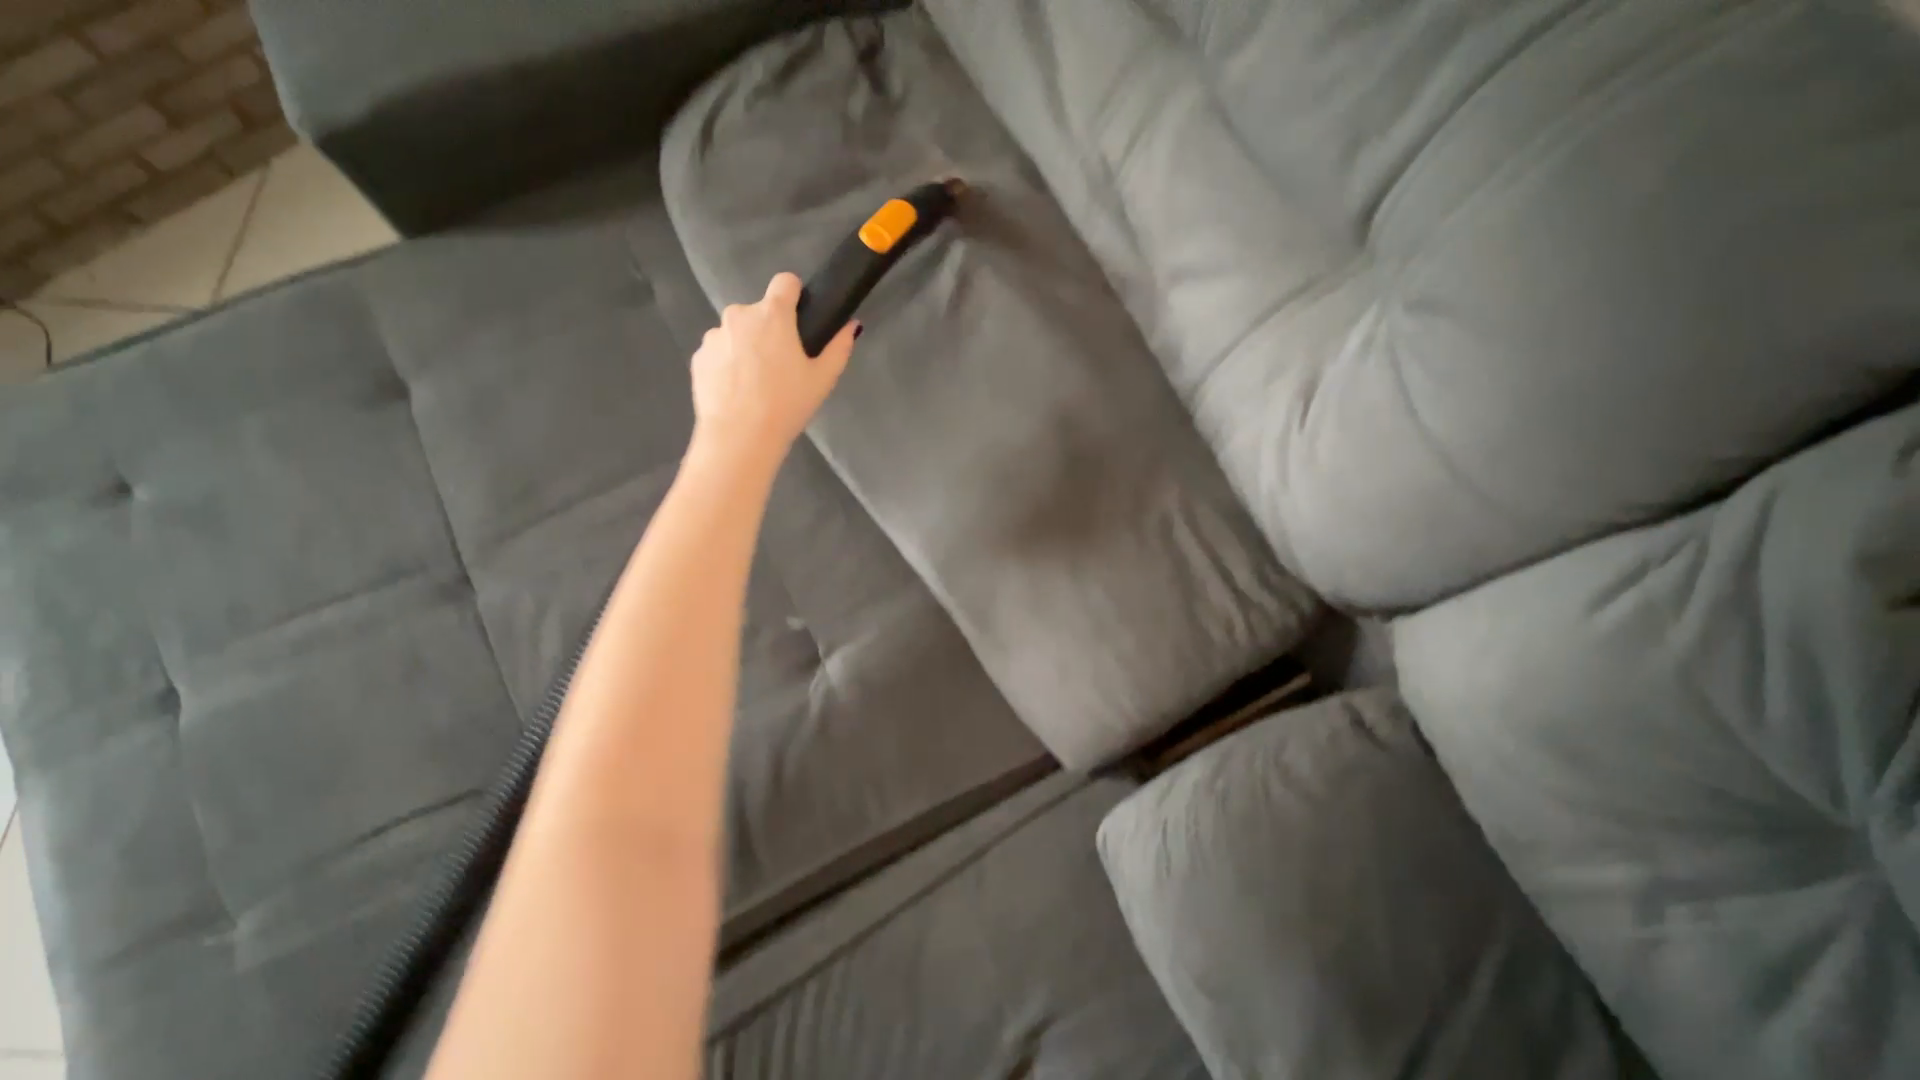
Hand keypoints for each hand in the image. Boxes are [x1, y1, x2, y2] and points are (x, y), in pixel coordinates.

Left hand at [689, 272, 856, 463]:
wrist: (738, 438)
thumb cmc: (786, 405)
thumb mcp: (822, 379)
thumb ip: (839, 347)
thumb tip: (851, 326)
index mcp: (772, 314)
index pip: (785, 281)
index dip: (794, 295)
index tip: (798, 318)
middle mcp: (739, 315)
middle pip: (759, 311)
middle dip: (768, 330)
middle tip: (780, 365)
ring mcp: (714, 336)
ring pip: (736, 332)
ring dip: (746, 347)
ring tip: (755, 384)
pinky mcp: (698, 357)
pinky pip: (718, 353)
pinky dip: (727, 365)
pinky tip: (736, 392)